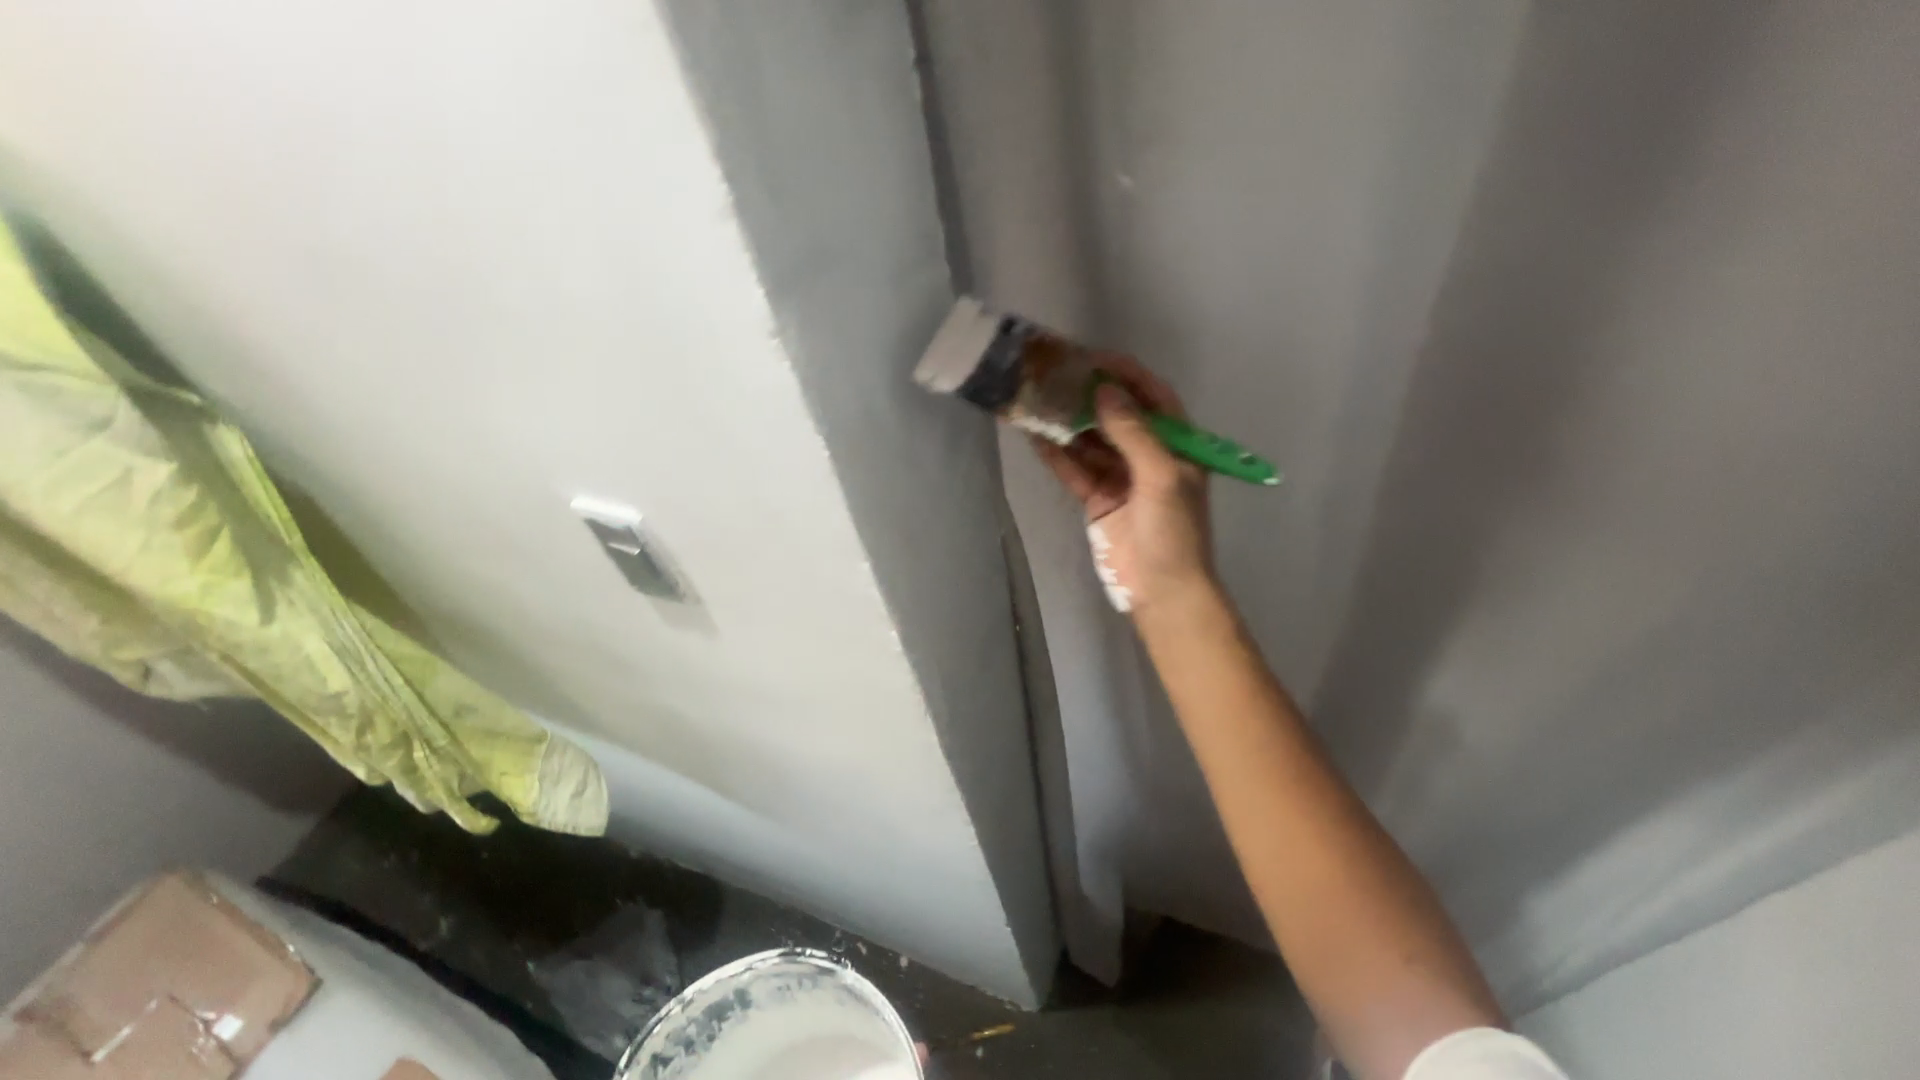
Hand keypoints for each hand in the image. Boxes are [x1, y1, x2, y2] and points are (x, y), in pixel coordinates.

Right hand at [1033, 354, 1215, 613]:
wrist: (1163, 591)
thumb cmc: (1174, 531)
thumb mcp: (1161, 476)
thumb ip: (1134, 432)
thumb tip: (1104, 390)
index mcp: (1177, 444)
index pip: (1151, 396)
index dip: (1124, 374)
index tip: (1091, 359)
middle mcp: (1148, 454)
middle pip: (1116, 415)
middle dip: (1088, 395)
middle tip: (1055, 375)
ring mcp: (1121, 477)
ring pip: (1090, 440)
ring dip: (1067, 422)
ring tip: (1038, 399)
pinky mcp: (1098, 500)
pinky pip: (1075, 469)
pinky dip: (1056, 454)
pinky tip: (1035, 436)